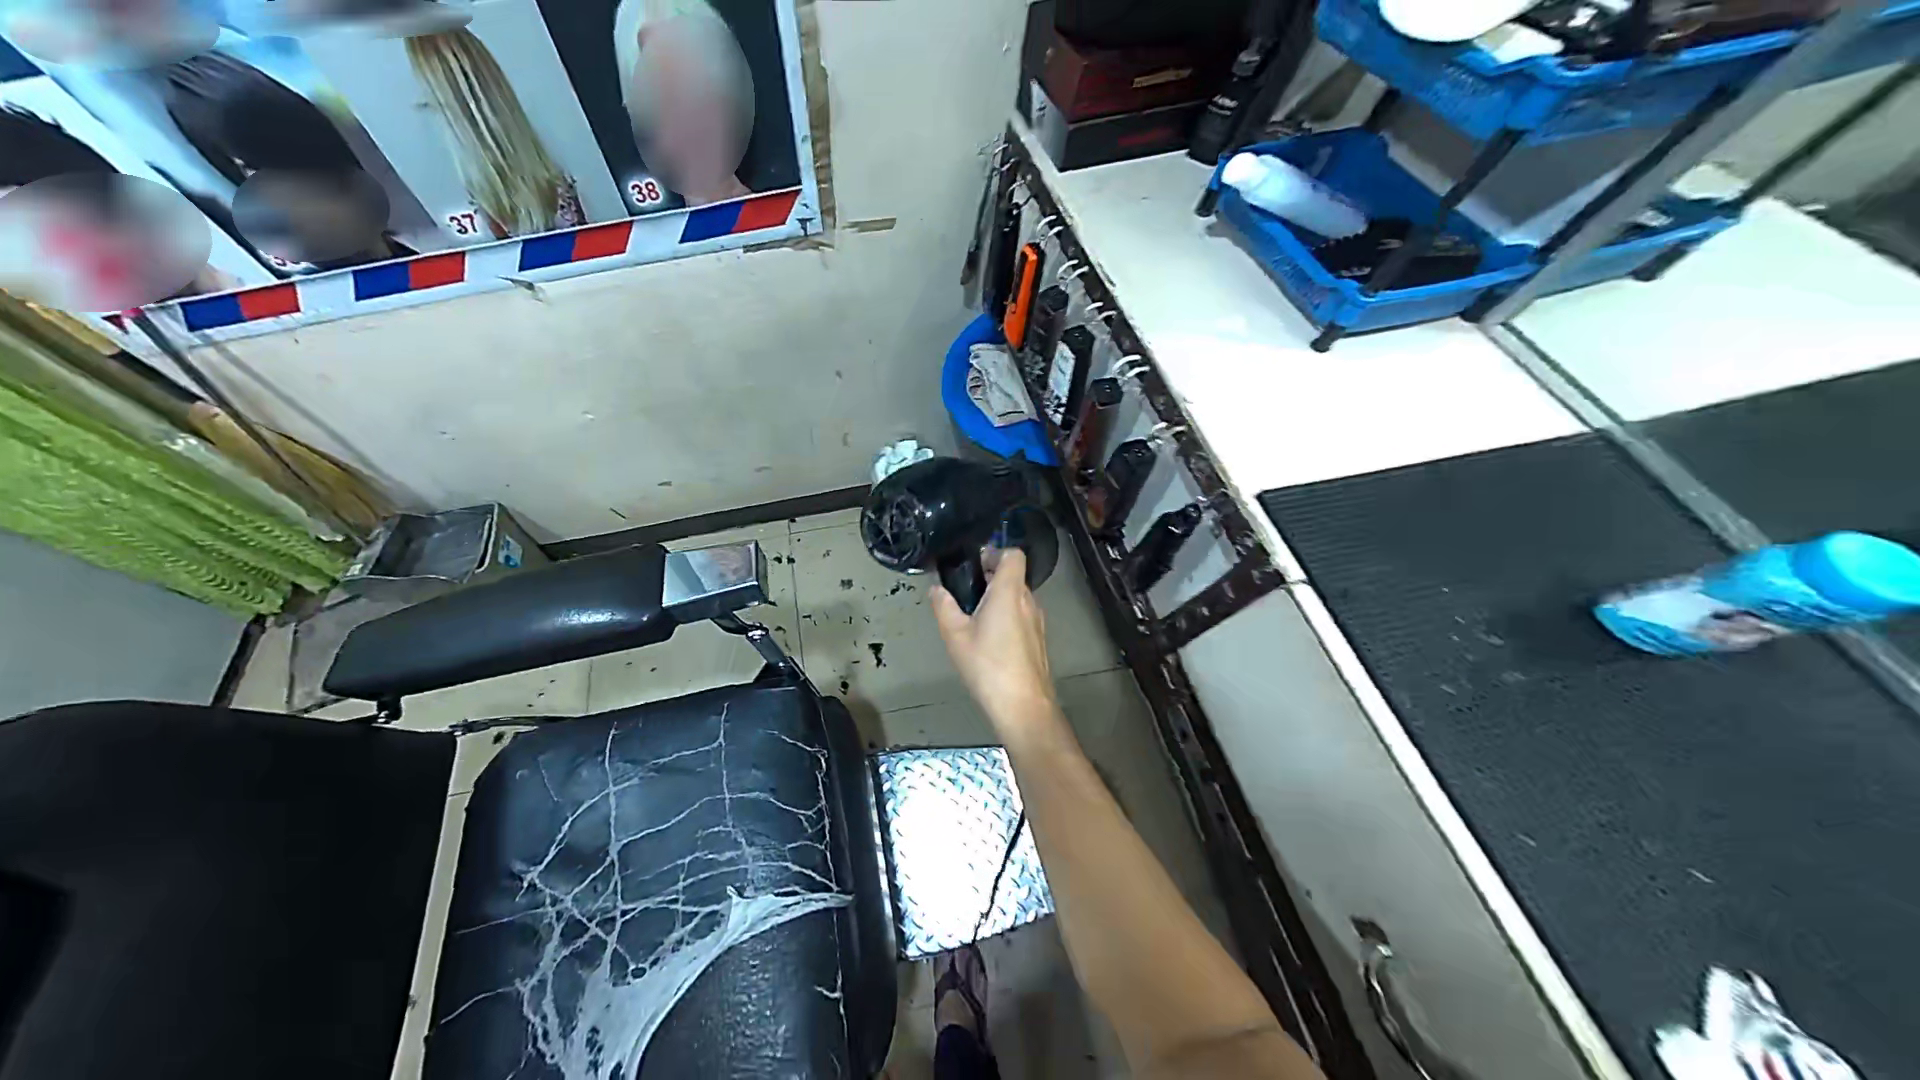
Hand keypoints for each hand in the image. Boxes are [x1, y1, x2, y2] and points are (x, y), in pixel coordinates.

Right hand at [930, 548, 1056, 732]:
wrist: (1023, 705)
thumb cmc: (988, 666)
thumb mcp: (955, 635)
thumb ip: (944, 607)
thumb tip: (936, 589)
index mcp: (1010, 592)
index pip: (1013, 554)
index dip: (995, 552)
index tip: (975, 564)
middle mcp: (1028, 601)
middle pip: (1014, 575)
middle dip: (991, 577)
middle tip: (967, 589)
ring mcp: (1037, 621)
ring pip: (1019, 597)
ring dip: (999, 598)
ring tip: (974, 615)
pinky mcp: (1039, 640)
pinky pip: (1023, 616)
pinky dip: (1007, 616)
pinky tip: (989, 638)